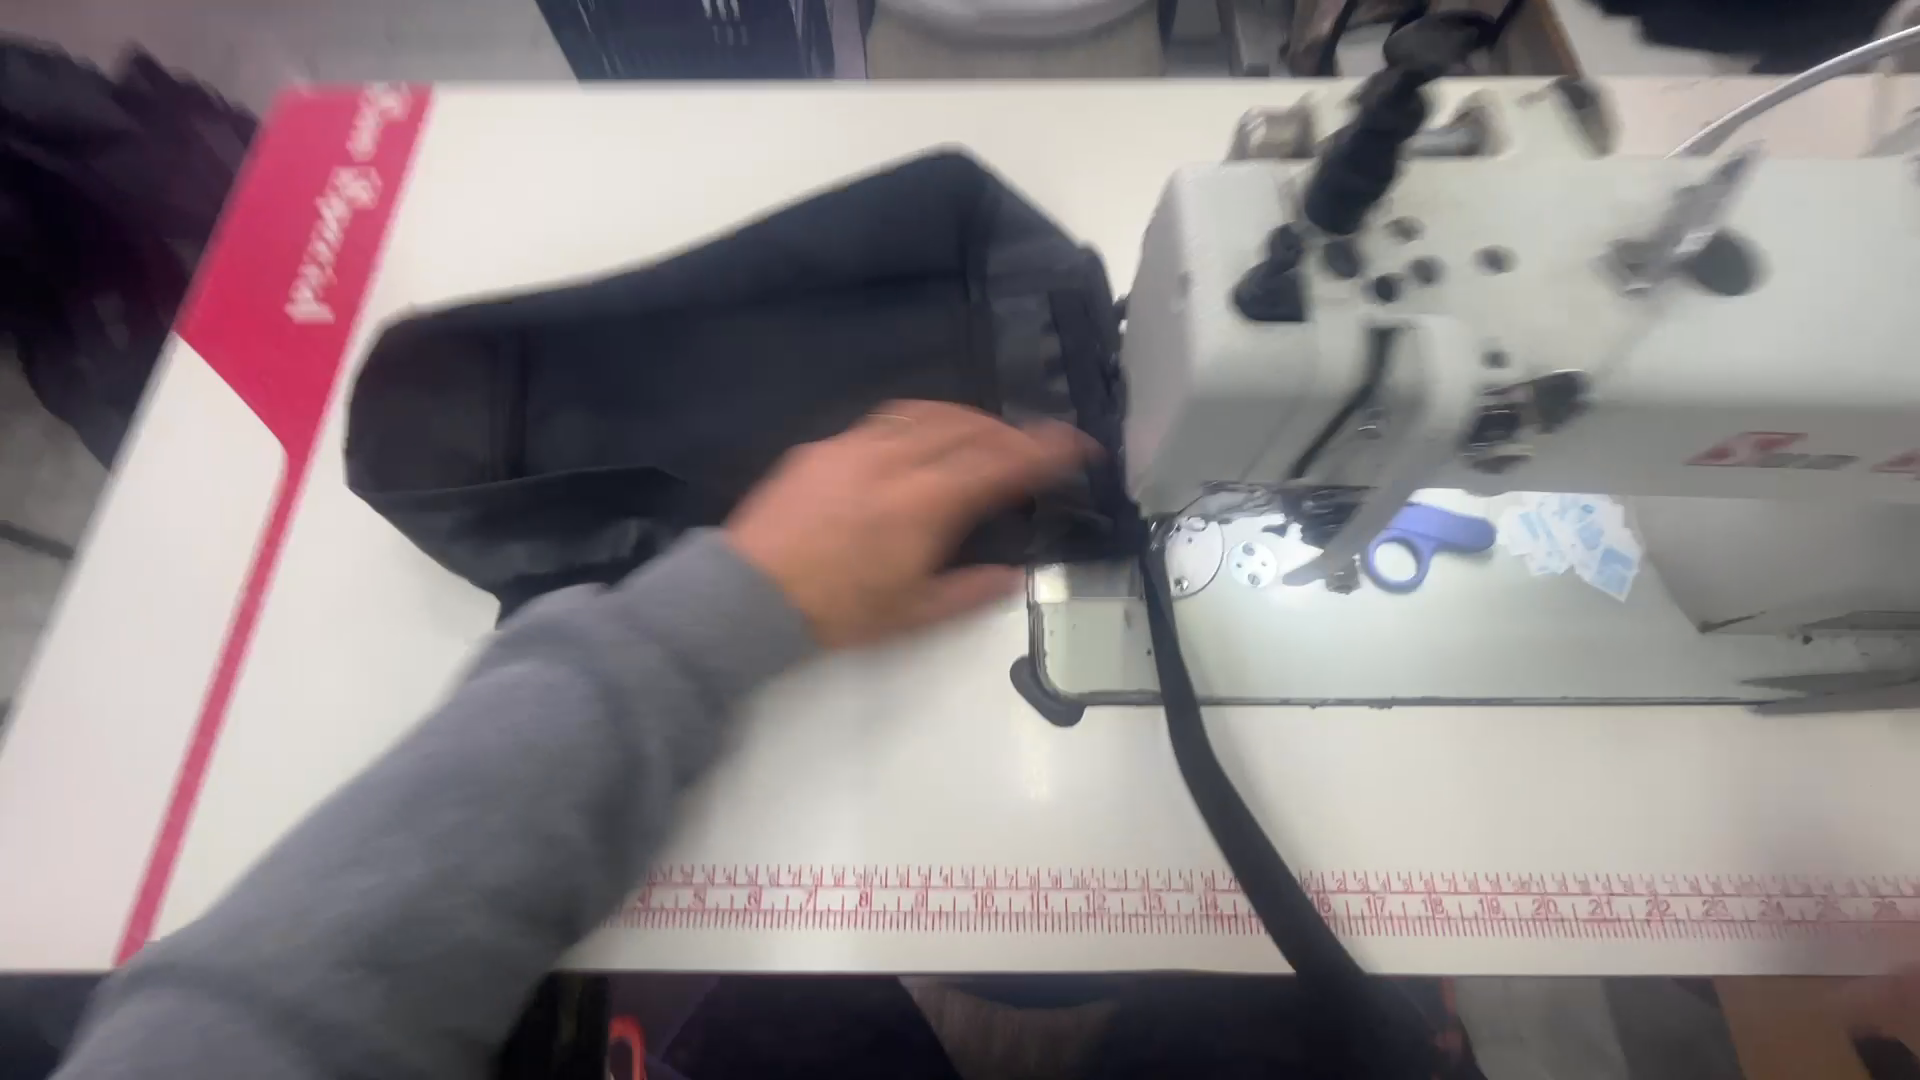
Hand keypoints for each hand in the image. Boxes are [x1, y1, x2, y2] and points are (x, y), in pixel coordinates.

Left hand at [726, 400, 1094, 647]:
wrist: (749, 596)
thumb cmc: (836, 611)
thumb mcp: (912, 614)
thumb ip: (971, 591)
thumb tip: (1013, 575)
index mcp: (924, 504)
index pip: (999, 464)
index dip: (1045, 451)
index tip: (1076, 446)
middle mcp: (894, 462)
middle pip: (968, 428)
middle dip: (1010, 431)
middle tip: (1033, 446)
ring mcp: (855, 447)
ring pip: (927, 414)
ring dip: (967, 420)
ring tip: (985, 435)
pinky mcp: (824, 447)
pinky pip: (886, 420)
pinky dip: (921, 421)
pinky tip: (923, 438)